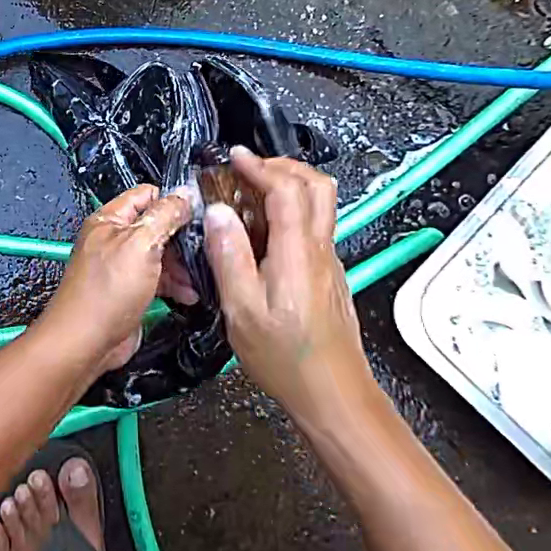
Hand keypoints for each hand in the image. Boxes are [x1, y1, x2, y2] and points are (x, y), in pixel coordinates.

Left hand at [43, 184, 193, 377]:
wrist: (86, 342)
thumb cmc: (104, 293)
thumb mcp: (140, 244)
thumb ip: (164, 215)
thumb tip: (184, 194)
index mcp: (110, 220)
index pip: (147, 195)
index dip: (173, 201)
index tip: (198, 213)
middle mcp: (114, 240)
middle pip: (157, 226)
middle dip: (181, 238)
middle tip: (202, 248)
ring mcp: (122, 267)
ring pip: (161, 255)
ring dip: (182, 265)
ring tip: (197, 277)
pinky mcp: (130, 291)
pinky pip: (158, 280)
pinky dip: (175, 285)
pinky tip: (189, 295)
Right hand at [203, 147, 373, 420]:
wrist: (333, 392)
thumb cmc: (289, 360)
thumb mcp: (242, 310)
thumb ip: (229, 256)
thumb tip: (217, 213)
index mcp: (297, 253)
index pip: (287, 188)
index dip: (261, 165)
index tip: (236, 158)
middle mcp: (319, 249)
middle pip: (317, 184)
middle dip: (283, 164)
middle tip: (249, 167)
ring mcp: (327, 261)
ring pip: (319, 203)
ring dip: (289, 184)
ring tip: (252, 192)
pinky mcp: (327, 274)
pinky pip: (314, 225)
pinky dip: (291, 209)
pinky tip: (264, 230)